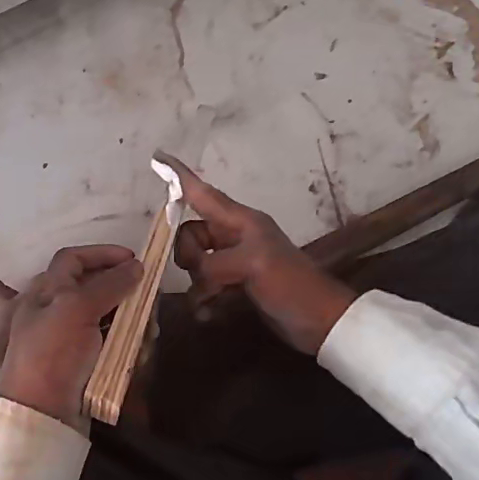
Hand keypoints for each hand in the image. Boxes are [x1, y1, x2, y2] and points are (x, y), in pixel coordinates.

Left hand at [0, 245, 142, 432]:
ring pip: (108, 319)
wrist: (40, 413)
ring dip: (131, 323)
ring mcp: (69, 340)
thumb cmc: (52, 354)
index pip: (73, 259)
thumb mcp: (77, 310)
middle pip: (96, 289)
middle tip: (148, 303)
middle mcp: (54, 311)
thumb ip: (108, 285)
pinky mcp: (81, 364)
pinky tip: (139, 354)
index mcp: (45, 292)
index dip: (102, 254)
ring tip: (148, 334)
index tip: (133, 259)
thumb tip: (136, 266)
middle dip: (125, 294)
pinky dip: (127, 347)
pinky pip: (110, 346)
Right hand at [163, 156, 357, 354]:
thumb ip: (214, 262)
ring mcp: (233, 262)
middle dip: (188, 256)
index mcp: (240, 221)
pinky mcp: (234, 286)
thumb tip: (196, 273)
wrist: (321, 323)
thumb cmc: (292, 284)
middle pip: (190, 234)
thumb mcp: (253, 264)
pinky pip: (203, 287)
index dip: (179, 175)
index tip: (157, 156)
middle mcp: (233, 236)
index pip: (202, 192)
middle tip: (204, 275)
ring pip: (194, 263)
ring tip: (211, 302)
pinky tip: (211, 315)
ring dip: (197, 285)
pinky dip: (203, 300)